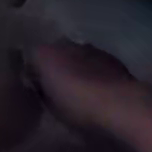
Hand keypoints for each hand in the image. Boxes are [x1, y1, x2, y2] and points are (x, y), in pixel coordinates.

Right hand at [28, 41, 145, 130]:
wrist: (121, 104)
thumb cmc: (80, 108)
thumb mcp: (53, 108)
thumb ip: (44, 94)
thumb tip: (42, 89)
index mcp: (42, 54)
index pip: (30, 61)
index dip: (34, 76)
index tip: (39, 92)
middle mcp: (61, 43)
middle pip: (53, 54)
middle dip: (55, 68)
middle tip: (60, 90)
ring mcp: (86, 47)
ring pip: (74, 56)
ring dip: (75, 67)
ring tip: (83, 90)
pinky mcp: (107, 55)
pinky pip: (94, 62)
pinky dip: (93, 71)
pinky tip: (100, 89)